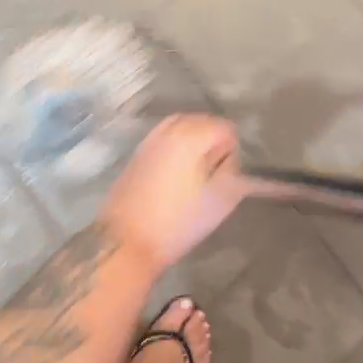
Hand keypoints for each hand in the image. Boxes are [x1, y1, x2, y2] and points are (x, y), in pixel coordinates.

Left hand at [99, 114, 243, 271]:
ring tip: (199, 172)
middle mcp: (168, 130)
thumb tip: (234, 159)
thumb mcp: (220, 200)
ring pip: (181, 127)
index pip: (226, 128)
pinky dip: (176, 146)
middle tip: (216, 172)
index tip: (229, 175)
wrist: (128, 241)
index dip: (233, 151)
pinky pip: (164, 138)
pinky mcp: (137, 153)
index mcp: (190, 136)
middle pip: (203, 122)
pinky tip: (178, 173)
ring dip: (195, 142)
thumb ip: (234, 173)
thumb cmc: (178, 222)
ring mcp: (149, 140)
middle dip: (214, 142)